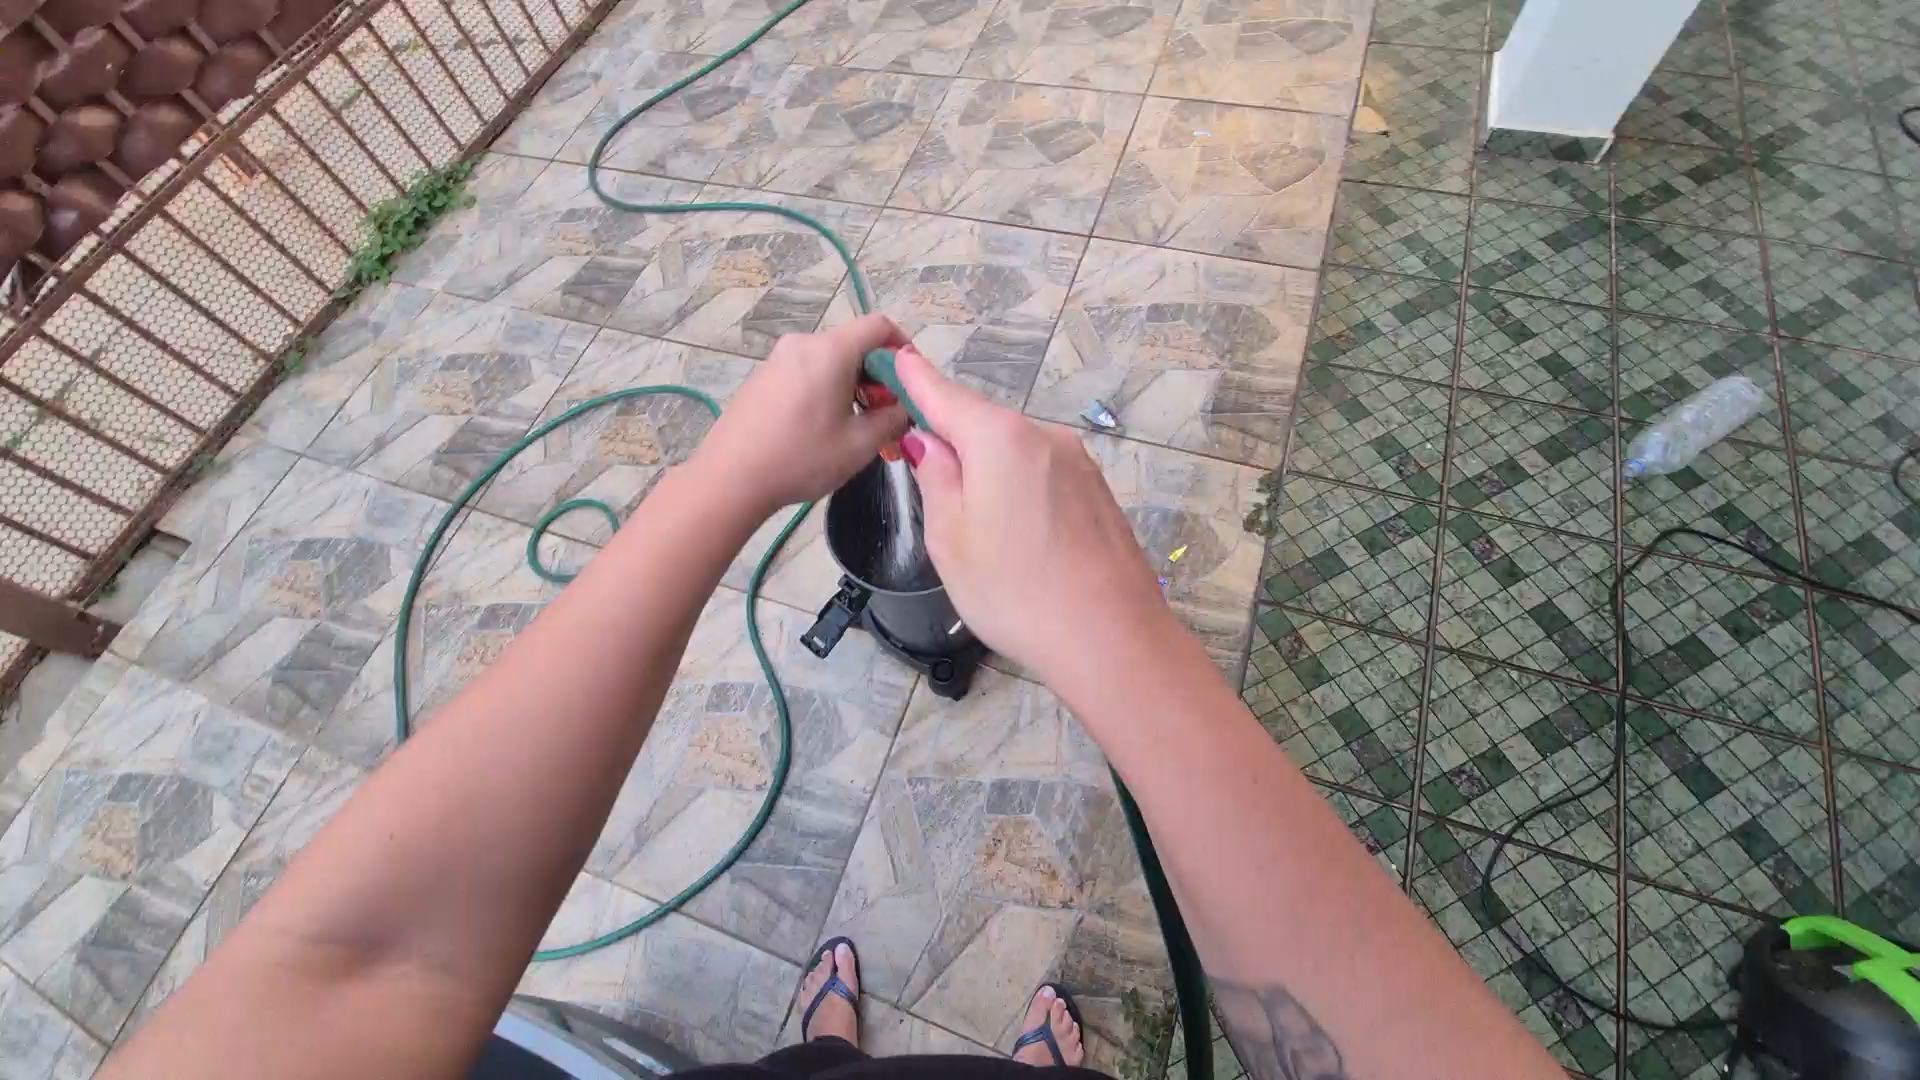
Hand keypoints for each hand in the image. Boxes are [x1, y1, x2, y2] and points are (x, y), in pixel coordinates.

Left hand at [694, 315, 910, 514]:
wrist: (729, 479)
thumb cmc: (801, 459)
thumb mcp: (860, 445)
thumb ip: (894, 419)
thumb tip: (907, 406)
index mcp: (830, 351)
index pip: (880, 326)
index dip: (904, 349)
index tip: (912, 383)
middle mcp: (803, 344)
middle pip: (855, 346)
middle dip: (880, 378)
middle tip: (889, 419)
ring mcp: (778, 359)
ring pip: (831, 363)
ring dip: (854, 388)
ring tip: (859, 430)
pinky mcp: (763, 378)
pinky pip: (808, 374)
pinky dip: (828, 392)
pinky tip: (825, 430)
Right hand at [893, 347, 1179, 687]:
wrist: (1112, 639)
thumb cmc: (1016, 593)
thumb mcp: (951, 539)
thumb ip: (936, 478)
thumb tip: (927, 441)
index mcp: (1000, 438)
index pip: (944, 394)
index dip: (914, 379)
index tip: (894, 359)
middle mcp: (1045, 436)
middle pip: (982, 425)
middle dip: (953, 444)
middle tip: (931, 490)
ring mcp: (1079, 463)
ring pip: (1016, 454)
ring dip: (990, 474)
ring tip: (985, 537)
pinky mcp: (1098, 492)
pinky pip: (1045, 476)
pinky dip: (1022, 492)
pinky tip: (1023, 541)